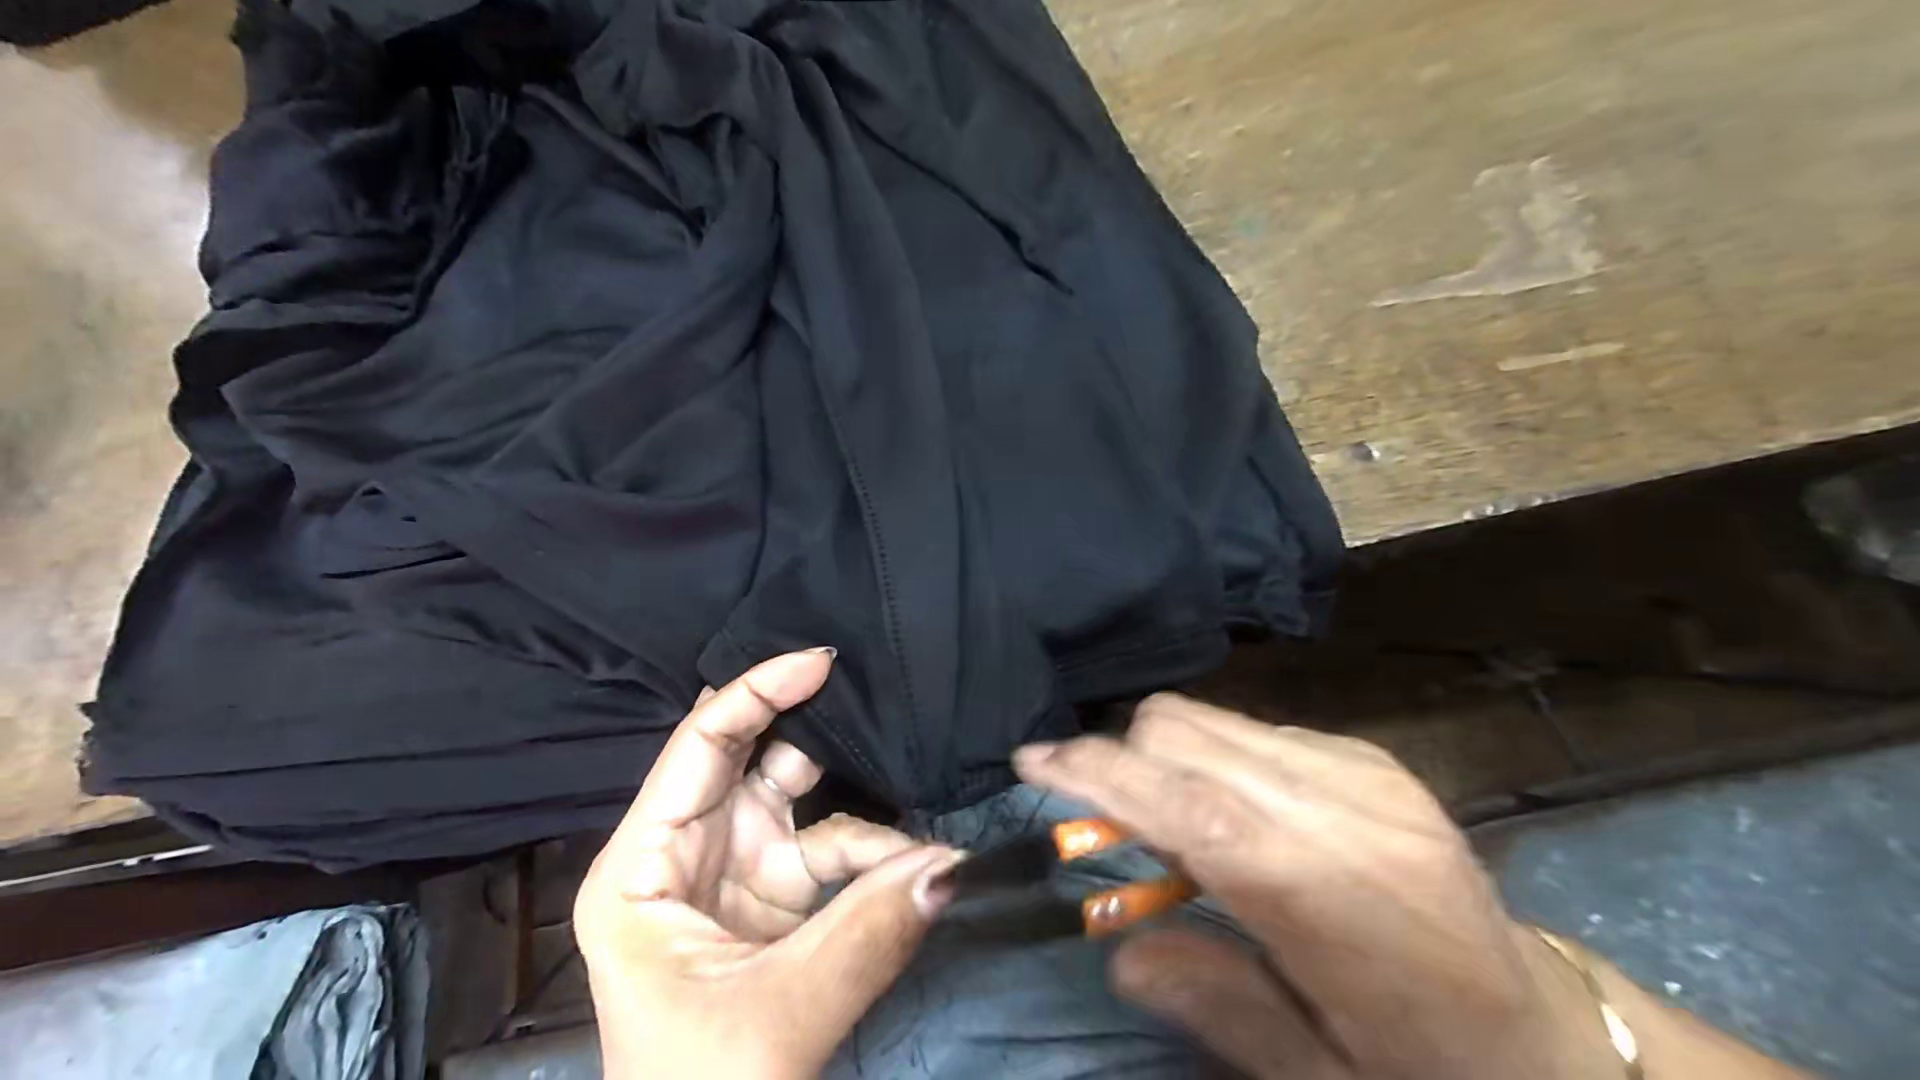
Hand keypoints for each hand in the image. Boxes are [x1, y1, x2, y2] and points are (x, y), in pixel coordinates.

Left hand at [574, 648, 964, 1079]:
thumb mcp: (777, 1017)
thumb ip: (867, 934)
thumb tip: (950, 866)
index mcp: (644, 863)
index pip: (699, 746)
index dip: (757, 691)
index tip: (821, 661)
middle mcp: (684, 849)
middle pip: (746, 756)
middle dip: (806, 723)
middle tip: (864, 687)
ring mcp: (734, 869)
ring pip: (799, 800)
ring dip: (860, 805)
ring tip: (911, 807)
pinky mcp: (775, 895)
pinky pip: (832, 850)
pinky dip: (876, 857)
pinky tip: (916, 873)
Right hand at [1013, 693, 1622, 1079]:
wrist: (1556, 1034)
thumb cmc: (1429, 1073)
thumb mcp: (1317, 1077)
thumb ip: (1213, 1000)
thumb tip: (1116, 946)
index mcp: (1332, 901)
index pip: (1187, 806)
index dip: (1098, 774)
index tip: (1032, 760)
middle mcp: (1345, 810)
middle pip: (1183, 734)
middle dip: (1120, 761)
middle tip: (1103, 820)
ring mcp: (1362, 771)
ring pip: (1207, 717)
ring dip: (1160, 754)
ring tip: (1164, 816)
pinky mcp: (1370, 756)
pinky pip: (1248, 727)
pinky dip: (1209, 755)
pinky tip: (1231, 811)